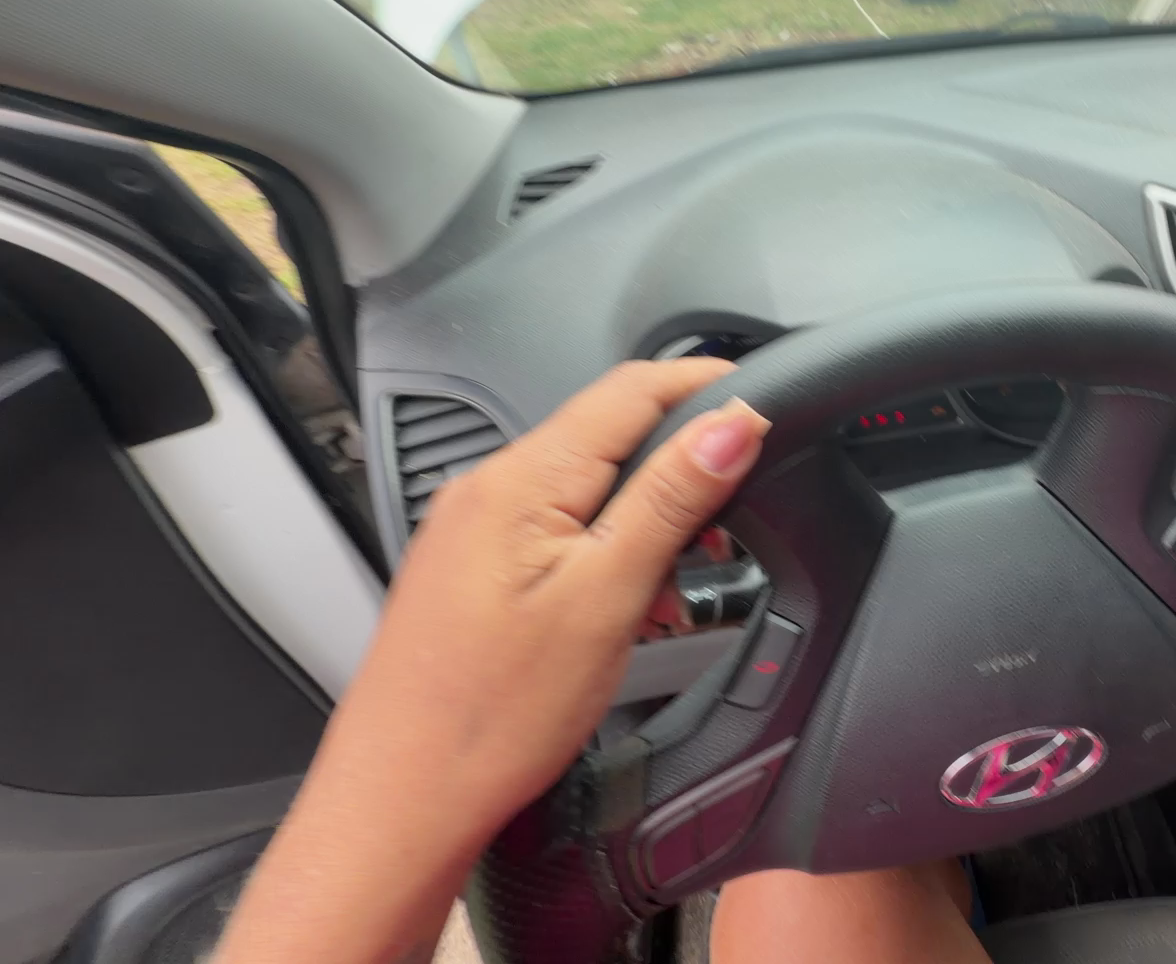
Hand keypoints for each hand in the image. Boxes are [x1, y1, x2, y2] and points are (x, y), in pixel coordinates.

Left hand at [322, 359, 769, 832]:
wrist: (405, 803)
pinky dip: (621, 538)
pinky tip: (640, 590)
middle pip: (615, 427)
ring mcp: (484, 523)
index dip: (704, 383)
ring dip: (658, 505)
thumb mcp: (608, 594)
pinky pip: (570, 518)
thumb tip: (732, 425)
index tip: (758, 400)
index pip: (631, 389)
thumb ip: (673, 497)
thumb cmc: (492, 714)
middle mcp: (493, 487)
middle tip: (736, 505)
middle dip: (687, 454)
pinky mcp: (488, 559)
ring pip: (598, 476)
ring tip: (688, 569)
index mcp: (521, 481)